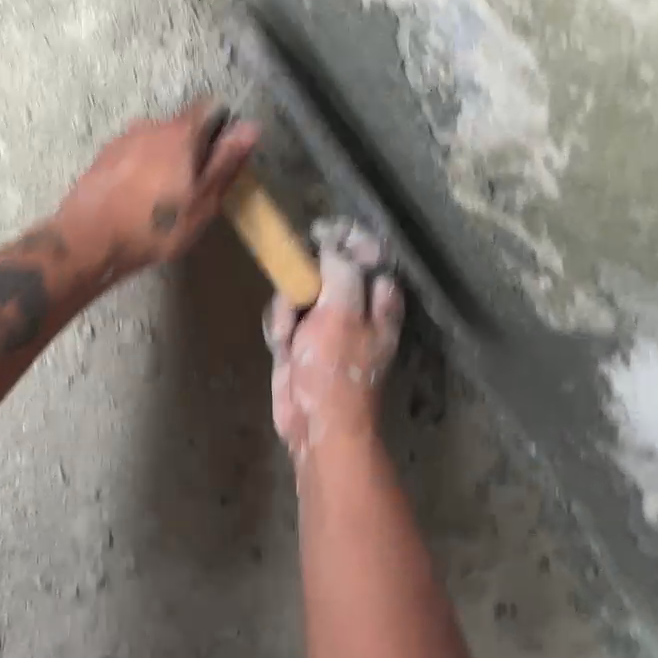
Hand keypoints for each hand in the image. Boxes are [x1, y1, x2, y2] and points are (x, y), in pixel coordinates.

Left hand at [58, 99, 258, 268]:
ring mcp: (120, 140)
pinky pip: (131, 157)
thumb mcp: (203, 201)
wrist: (89, 240)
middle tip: (192, 188)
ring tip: (161, 199)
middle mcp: (148, 125)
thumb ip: (226, 161)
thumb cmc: (155, 225)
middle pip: (179, 127)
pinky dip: (139, 171)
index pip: (208, 107)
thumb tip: (251, 126)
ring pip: (153, 142)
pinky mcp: (101, 159)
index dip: (220, 127)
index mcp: (179, 132)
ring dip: (162, 161)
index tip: (222, 157)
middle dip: (190, 149)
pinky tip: (136, 200)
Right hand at [266, 219, 403, 462]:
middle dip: (303, 279)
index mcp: (379, 300)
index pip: (367, 252)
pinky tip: (281, 347)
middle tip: (300, 294)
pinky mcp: (300, 340)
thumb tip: (330, 245)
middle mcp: (355, 307)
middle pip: (324, 267)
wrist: (315, 424)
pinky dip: (278, 328)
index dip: (346, 238)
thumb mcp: (341, 313)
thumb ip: (340, 271)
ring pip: (297, 290)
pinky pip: (282, 315)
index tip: (321, 233)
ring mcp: (326, 323)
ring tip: (289, 335)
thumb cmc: (336, 370)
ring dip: (286, 309)